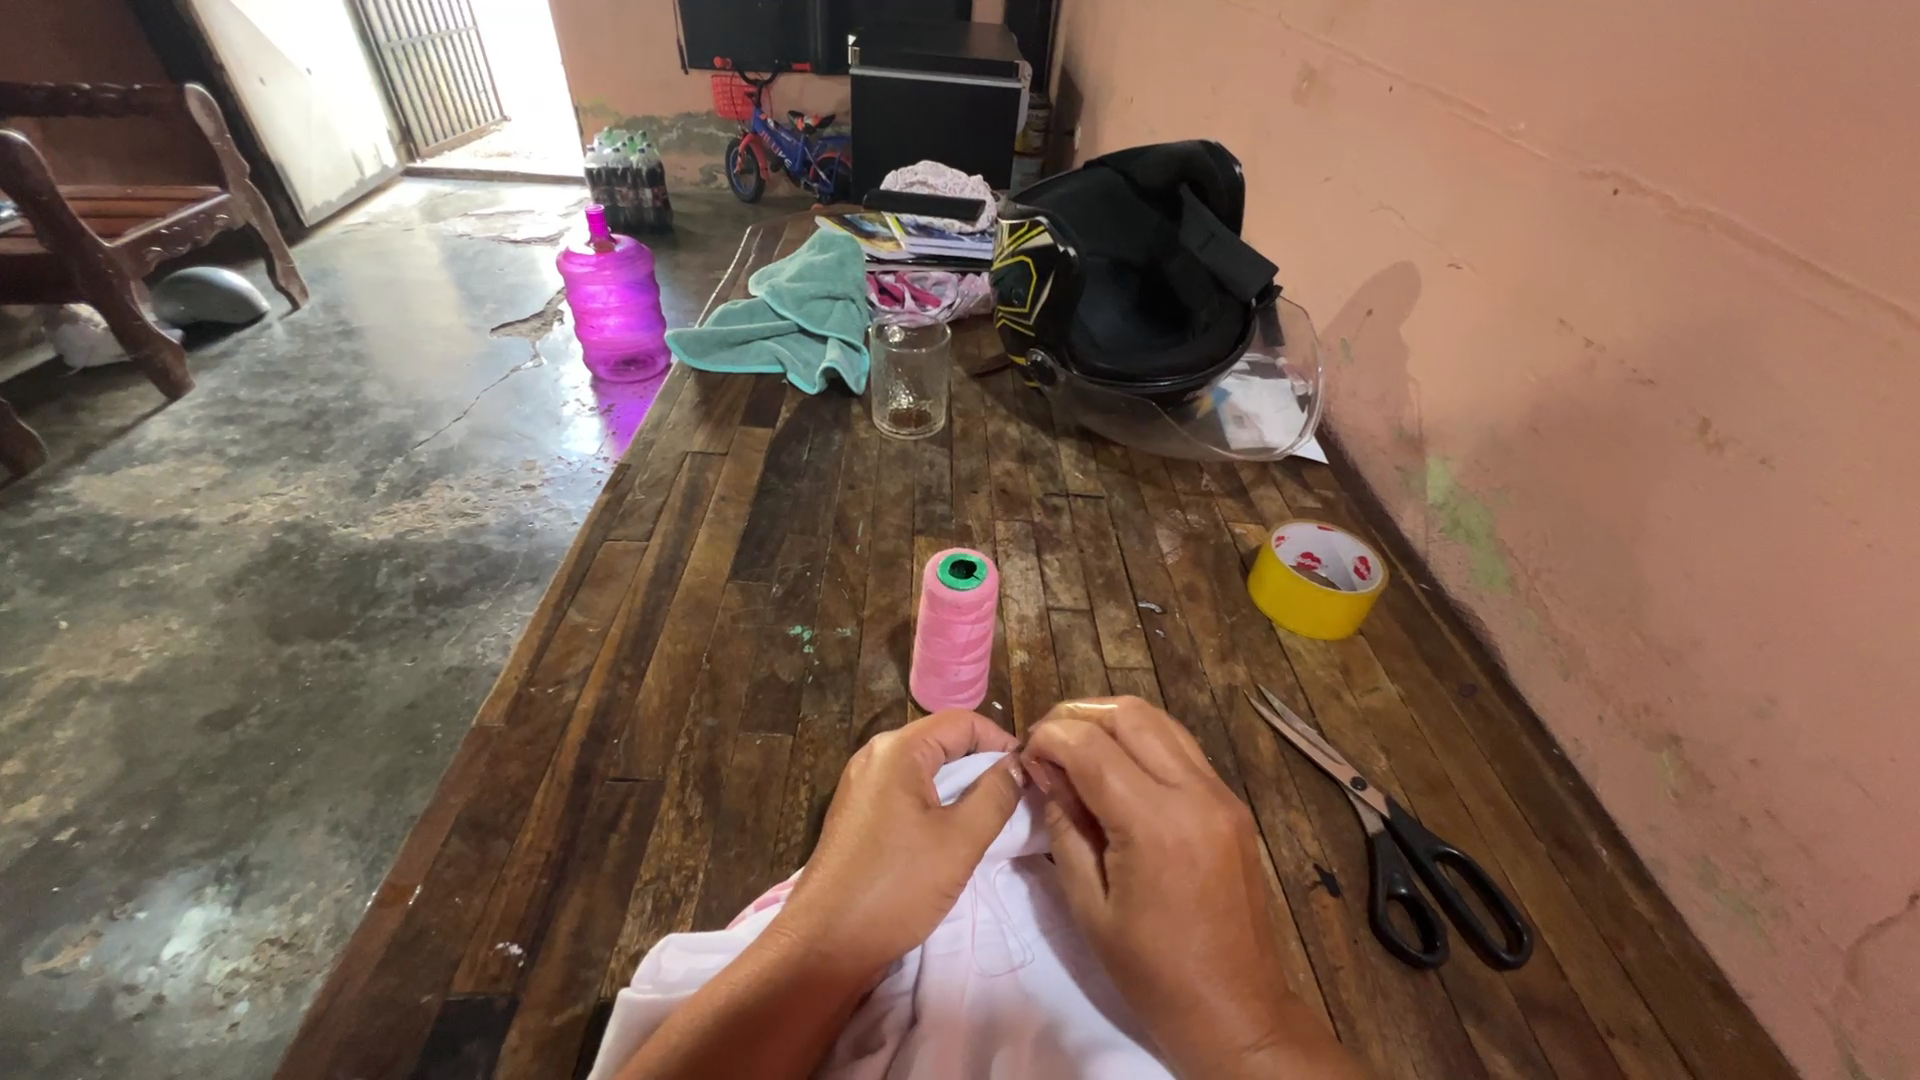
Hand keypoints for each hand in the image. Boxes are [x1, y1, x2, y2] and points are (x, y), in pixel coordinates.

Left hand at [769, 709, 1024, 984]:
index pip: (962, 721)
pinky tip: (954, 832)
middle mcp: (876, 755)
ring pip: (926, 768)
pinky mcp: (859, 812)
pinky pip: (907, 791)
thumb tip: (1017, 764)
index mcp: (898, 749)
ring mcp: (863, 784)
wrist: (825, 945)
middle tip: (1017, 795)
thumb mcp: (960, 841)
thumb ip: (995, 795)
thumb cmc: (896, 886)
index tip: (1030, 772)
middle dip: (982, 762)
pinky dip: (936, 802)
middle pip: (943, 740)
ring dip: (961, 785)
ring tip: (992, 815)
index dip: (1001, 740)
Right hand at [1022, 697, 1362, 1078]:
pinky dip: (1141, 739)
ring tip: (1076, 747)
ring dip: (1109, 720)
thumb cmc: (1153, 972)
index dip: (1048, 738)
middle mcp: (1194, 793)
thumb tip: (1044, 770)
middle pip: (1128, 714)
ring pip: (1158, 720)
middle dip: (1076, 716)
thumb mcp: (1089, 905)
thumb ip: (1064, 825)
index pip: (1090, 746)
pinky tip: (1115, 766)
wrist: (1238, 1011)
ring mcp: (1220, 794)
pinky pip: (1180, 746)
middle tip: (1046, 743)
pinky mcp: (1231, 803)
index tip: (1024, 753)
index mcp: (1156, 824)